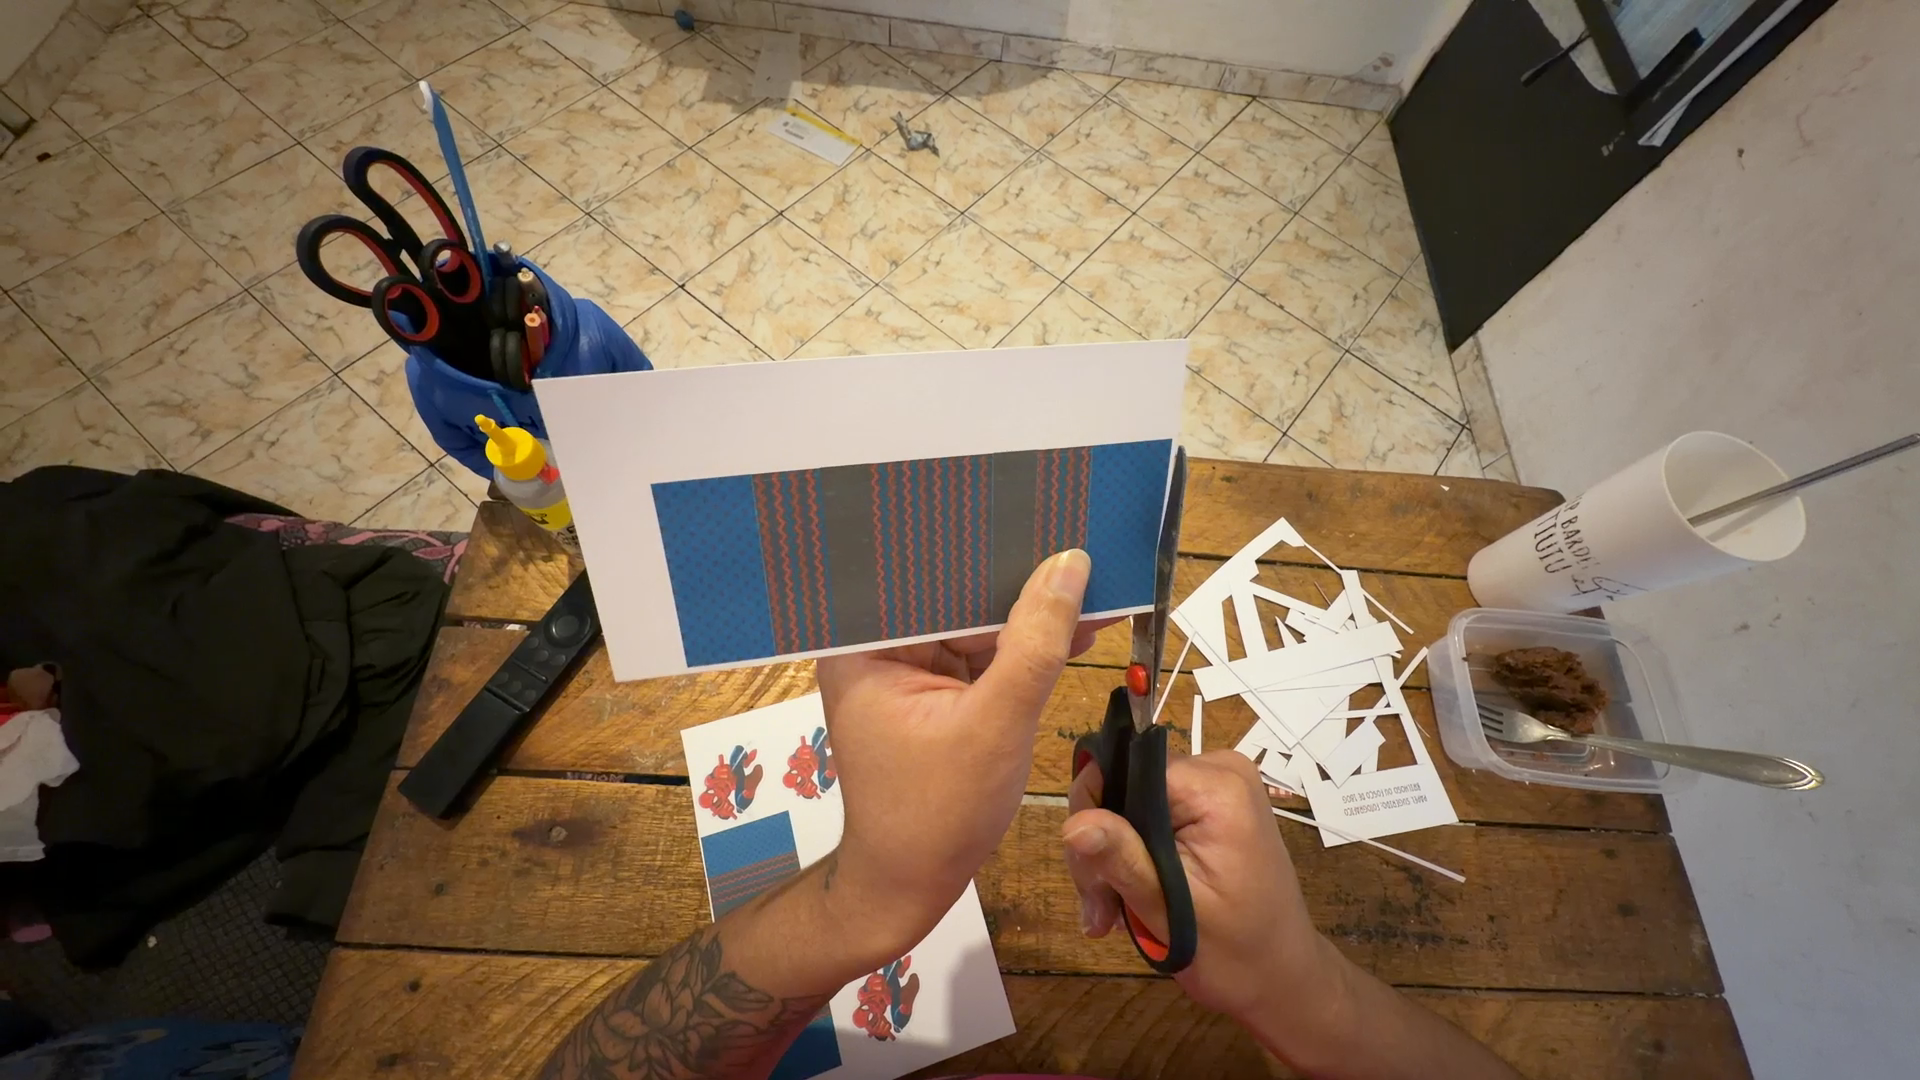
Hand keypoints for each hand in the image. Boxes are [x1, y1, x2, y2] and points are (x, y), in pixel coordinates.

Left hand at [816, 549, 1095, 944]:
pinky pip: (982, 651)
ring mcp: (908, 665)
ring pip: (974, 619)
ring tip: (1089, 571)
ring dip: (1028, 609)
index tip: (1035, 508)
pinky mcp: (934, 686)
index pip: (927, 575)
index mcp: (865, 643)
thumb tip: (1070, 563)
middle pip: (953, 593)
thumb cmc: (941, 811)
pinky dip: (1023, 644)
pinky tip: (1074, 622)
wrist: (914, 884)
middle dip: (1014, 574)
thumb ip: (1034, 642)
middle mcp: (879, 644)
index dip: (983, 543)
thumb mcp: (997, 722)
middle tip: (1072, 530)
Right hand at [1063, 750, 1344, 1023]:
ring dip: (1111, 856)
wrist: (1284, 981)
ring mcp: (1213, 780)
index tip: (1091, 881)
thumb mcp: (1170, 912)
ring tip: (1110, 912)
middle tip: (1099, 910)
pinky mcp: (1206, 797)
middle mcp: (1216, 767)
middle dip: (1100, 847)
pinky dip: (1131, 851)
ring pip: (1128, 798)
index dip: (1094, 815)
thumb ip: (1122, 860)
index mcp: (1215, 786)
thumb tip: (1073, 825)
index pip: (1125, 769)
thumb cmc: (1237, 955)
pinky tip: (1128, 893)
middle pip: (1123, 784)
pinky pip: (1148, 808)